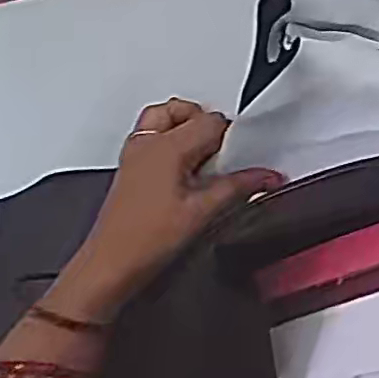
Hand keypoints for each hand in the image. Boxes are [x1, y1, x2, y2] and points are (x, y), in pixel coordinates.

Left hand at [46, 99, 282, 322]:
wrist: (109, 267)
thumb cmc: (147, 240)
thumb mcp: (204, 212)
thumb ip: (240, 186)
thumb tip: (268, 176)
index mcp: (168, 147)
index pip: (211, 120)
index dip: (231, 137)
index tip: (239, 159)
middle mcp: (147, 144)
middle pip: (184, 110)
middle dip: (206, 123)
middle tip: (221, 151)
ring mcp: (135, 154)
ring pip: (162, 117)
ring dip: (184, 125)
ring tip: (202, 152)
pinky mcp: (130, 168)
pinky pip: (151, 135)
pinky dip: (169, 137)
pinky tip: (184, 167)